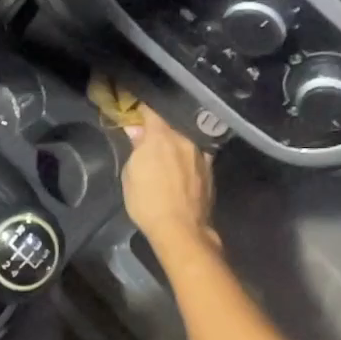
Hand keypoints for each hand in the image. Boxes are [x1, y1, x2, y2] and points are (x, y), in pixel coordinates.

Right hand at [121, 107, 218, 255]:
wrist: (182, 230)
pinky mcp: (211, 168)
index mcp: (160, 136)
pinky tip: (184, 161)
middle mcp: (184, 138)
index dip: (140, 109)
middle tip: (150, 134)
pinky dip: (189, 154)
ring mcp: (200, 153)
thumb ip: (135, 149)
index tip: (134, 112)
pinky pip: (197, 153)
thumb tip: (136, 131)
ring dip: (176, 141)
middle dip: (159, 127)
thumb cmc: (148, 203)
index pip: (150, 110)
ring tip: (168, 150)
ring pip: (185, 138)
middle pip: (170, 123)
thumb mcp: (130, 175)